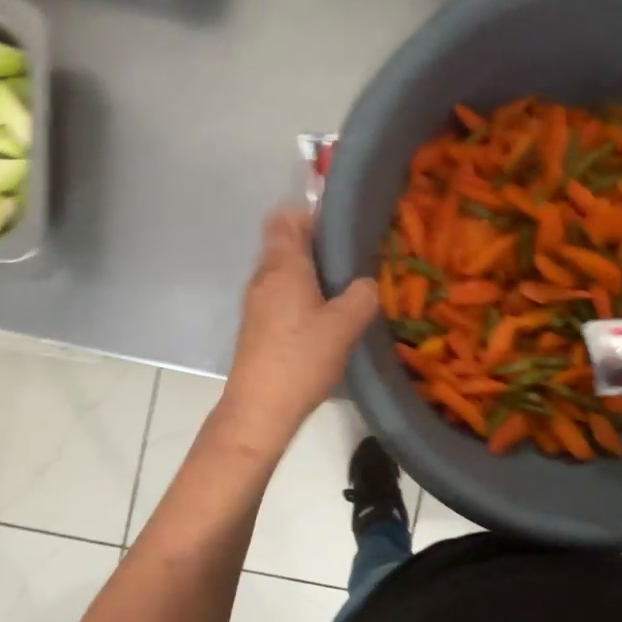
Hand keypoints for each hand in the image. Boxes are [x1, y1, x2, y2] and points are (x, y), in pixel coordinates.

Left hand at [220, 208, 378, 446]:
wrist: (260, 408)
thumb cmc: (302, 359)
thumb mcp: (346, 325)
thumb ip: (362, 296)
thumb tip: (366, 284)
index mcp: (283, 266)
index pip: (286, 218)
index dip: (310, 214)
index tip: (339, 227)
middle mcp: (263, 277)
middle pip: (285, 246)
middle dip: (316, 248)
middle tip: (351, 262)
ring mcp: (256, 304)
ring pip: (284, 275)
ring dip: (310, 278)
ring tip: (343, 294)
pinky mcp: (256, 329)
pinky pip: (280, 299)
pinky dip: (301, 301)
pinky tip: (324, 323)